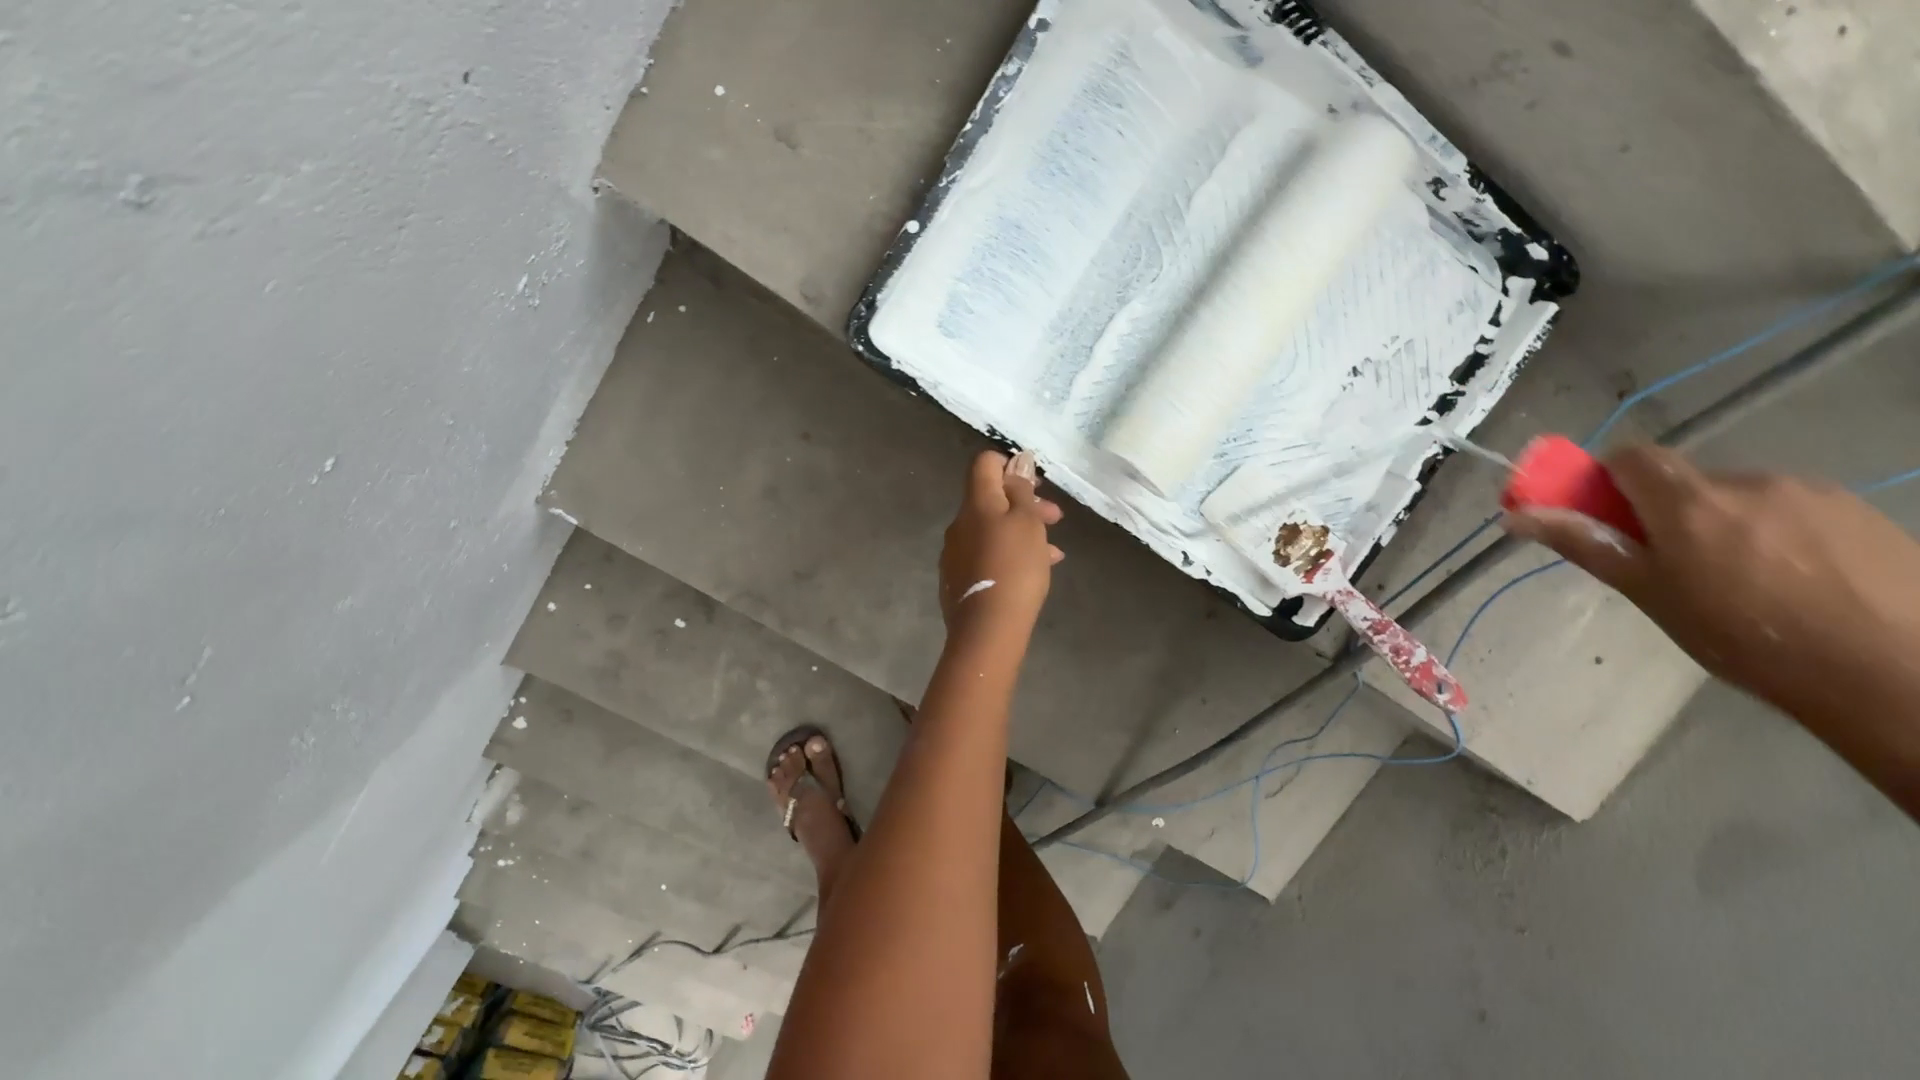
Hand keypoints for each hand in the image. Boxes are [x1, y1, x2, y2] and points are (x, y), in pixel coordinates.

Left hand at [939, 450, 1064, 634]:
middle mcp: (959, 523)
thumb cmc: (1015, 567)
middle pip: (991, 499)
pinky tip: (1032, 573)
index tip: (1037, 483)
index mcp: (975, 503)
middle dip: (1026, 503)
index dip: (1010, 464)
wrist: (987, 628)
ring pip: (993, 530)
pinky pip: (987, 555)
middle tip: (1056, 518)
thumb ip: (1022, 489)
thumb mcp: (1028, 522)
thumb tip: (1018, 459)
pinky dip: (1010, 555)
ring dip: (1023, 533)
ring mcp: (956, 553)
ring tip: (1053, 553)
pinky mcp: (958, 579)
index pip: (984, 464)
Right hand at [1502, 443, 1919, 717]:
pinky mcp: (1860, 512)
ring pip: (1743, 499)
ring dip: (1727, 526)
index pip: (1631, 456)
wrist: (1889, 671)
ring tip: (1745, 586)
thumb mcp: (1651, 596)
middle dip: (1670, 513)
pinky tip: (1798, 585)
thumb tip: (1518, 516)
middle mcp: (1748, 482)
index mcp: (1688, 502)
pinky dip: (1780, 536)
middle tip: (1675, 569)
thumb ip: (1588, 545)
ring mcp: (1811, 493)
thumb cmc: (1746, 640)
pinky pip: (1796, 511)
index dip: (1608, 478)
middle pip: (1688, 482)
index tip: (1604, 517)